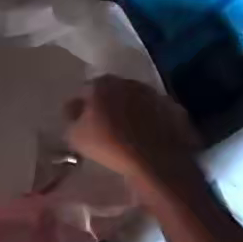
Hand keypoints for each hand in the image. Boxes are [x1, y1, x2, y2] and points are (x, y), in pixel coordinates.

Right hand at [64, 76, 202, 199]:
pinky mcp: (171, 107)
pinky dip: (150, 120)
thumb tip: (73, 110)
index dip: (80, 106)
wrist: (153, 160)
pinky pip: (154, 112)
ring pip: (134, 99)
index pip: (84, 90)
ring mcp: (152, 93)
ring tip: (126, 132)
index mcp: (101, 84)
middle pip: (111, 91)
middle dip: (106, 104)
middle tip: (102, 125)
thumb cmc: (109, 145)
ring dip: (129, 110)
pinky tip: (147, 136)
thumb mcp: (75, 136)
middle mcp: (128, 82)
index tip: (79, 121)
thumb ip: (71, 119)